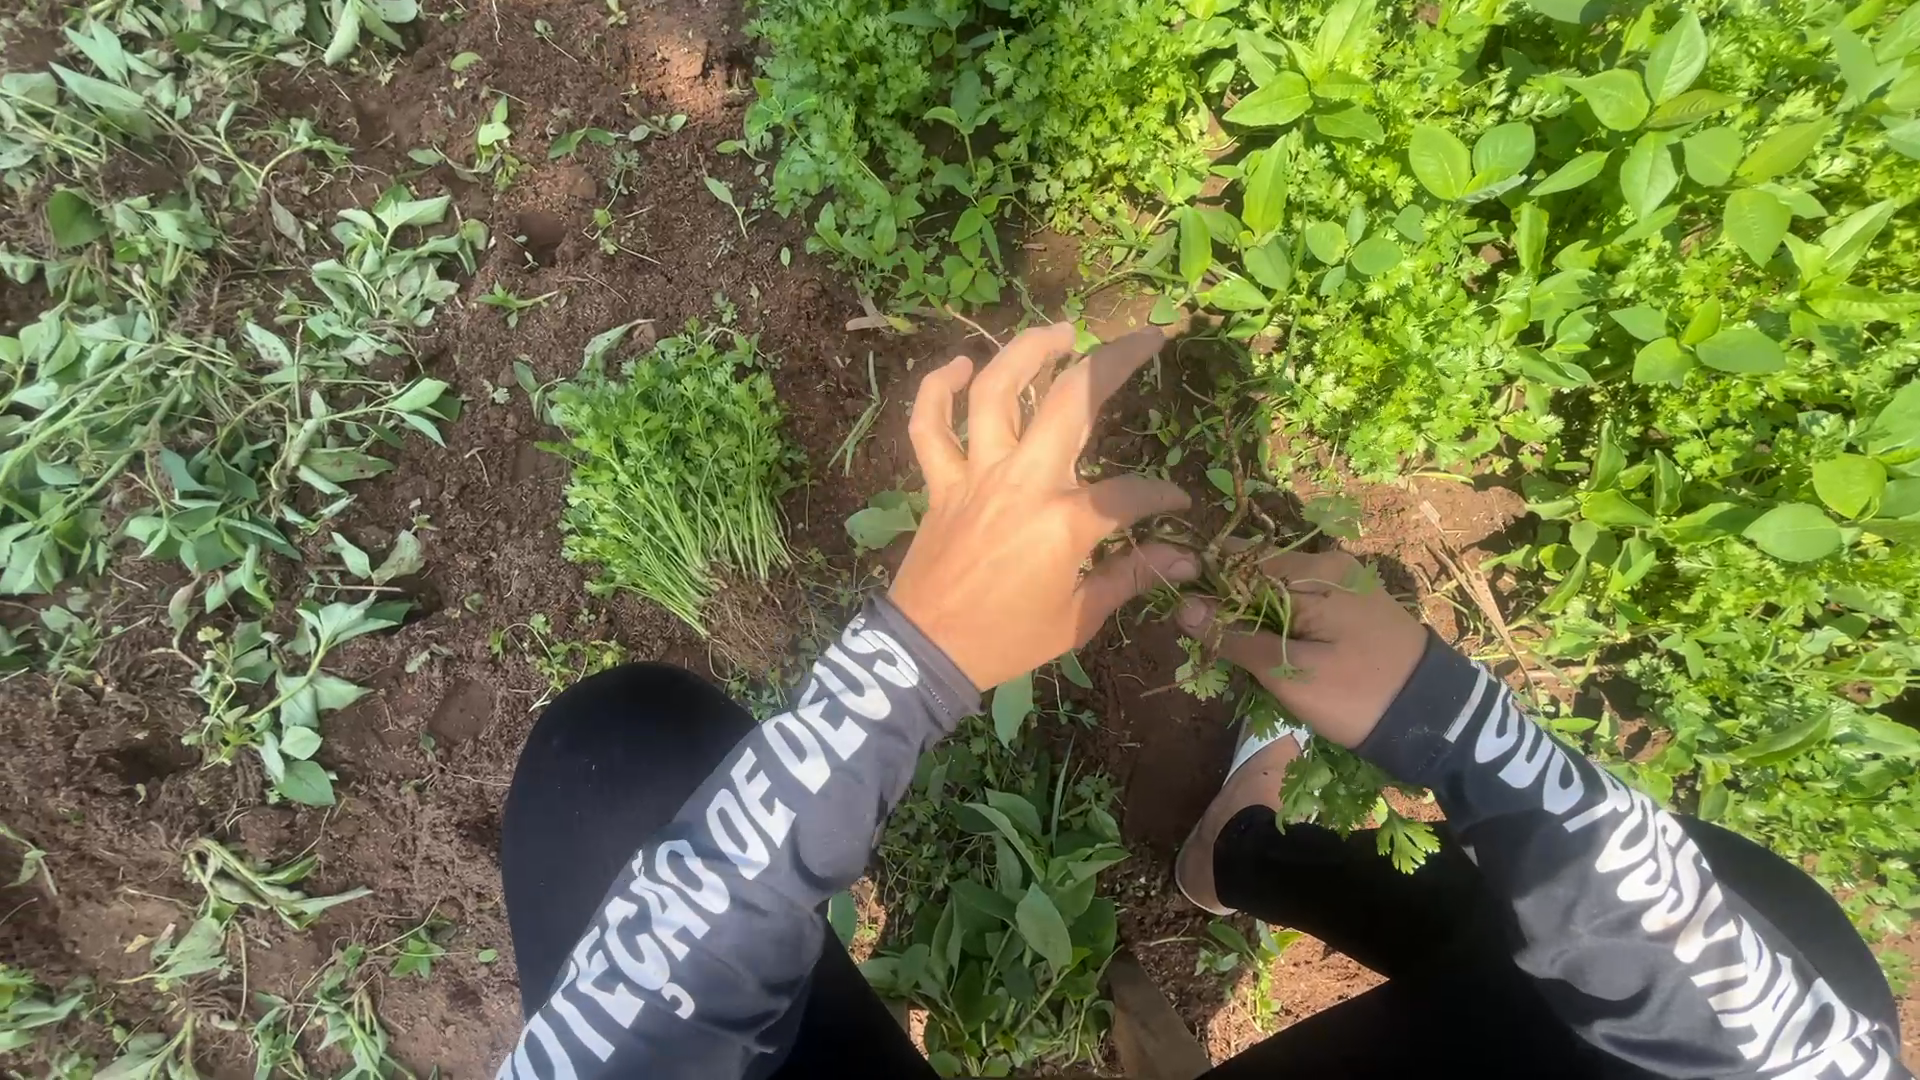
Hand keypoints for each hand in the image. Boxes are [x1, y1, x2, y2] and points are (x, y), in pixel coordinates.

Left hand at [889, 323, 1195, 690]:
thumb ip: (1131, 576)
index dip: (1162, 497)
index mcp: (1064, 523)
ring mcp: (975, 476)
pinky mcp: (940, 483)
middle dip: (1117, 359)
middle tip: (1143, 337)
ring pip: (997, 392)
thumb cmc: (1006, 641)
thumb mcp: (1078, 619)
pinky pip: (928, 427)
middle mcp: (1022, 482)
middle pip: (1073, 400)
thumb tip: (1185, 558)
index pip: (1131, 493)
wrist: (927, 653)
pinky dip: (937, 390)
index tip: (1176, 504)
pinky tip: (961, 366)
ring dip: (1028, 350)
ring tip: (1059, 330)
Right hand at [1174, 549, 1426, 747]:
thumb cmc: (1359, 695)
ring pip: (1275, 587)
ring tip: (1238, 652)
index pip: (1237, 562)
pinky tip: (1271, 648)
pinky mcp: (1353, 602)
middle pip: (1255, 571)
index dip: (1205, 585)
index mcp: (1312, 572)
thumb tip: (1182, 607)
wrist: (1440, 721)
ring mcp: (1344, 582)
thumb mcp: (1288, 671)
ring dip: (1252, 615)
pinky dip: (1278, 619)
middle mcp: (1328, 564)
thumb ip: (1233, 636)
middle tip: (1211, 644)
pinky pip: (1300, 599)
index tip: (1183, 616)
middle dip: (1228, 603)